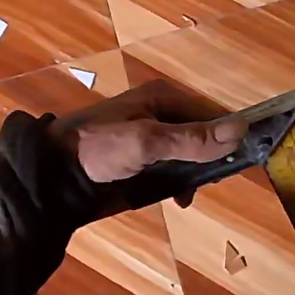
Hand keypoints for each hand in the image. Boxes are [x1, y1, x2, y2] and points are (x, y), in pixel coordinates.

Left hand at [55, 80, 244, 183]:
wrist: (52, 174)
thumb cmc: (98, 148)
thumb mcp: (147, 142)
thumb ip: (192, 139)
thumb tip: (242, 129)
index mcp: (162, 97)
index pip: (211, 112)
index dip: (229, 134)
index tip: (242, 160)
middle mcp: (160, 112)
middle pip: (202, 134)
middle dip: (211, 158)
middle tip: (211, 181)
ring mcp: (150, 136)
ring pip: (189, 154)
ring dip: (195, 174)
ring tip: (187, 194)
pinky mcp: (142, 159)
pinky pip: (173, 167)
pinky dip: (179, 182)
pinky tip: (177, 197)